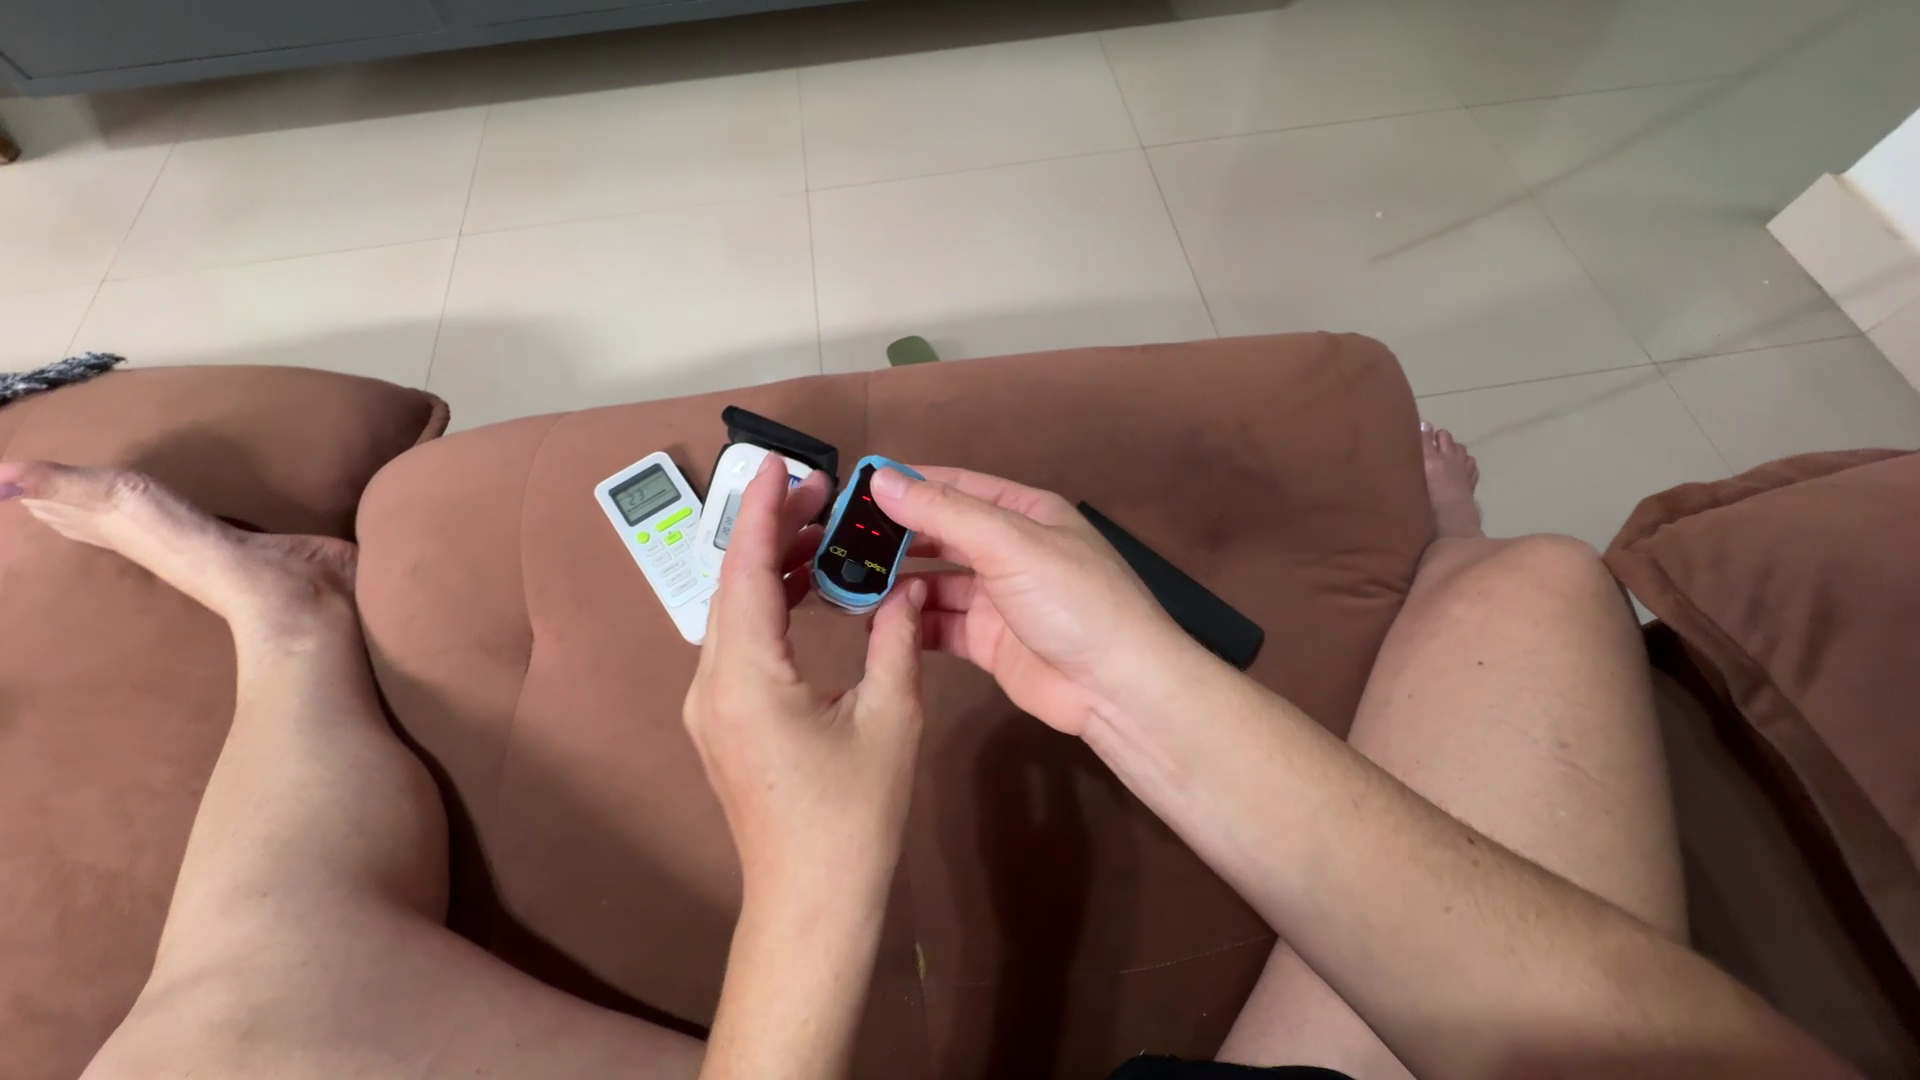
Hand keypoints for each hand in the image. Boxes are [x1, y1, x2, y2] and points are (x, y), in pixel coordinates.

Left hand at [683, 457, 928, 904]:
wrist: (810, 900)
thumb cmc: (853, 815)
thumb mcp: (889, 720)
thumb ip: (894, 642)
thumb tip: (905, 588)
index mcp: (747, 680)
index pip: (746, 573)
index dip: (760, 512)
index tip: (775, 462)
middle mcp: (711, 685)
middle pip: (733, 587)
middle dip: (770, 531)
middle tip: (820, 493)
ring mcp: (710, 706)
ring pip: (734, 614)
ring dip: (771, 568)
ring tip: (820, 532)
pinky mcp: (722, 721)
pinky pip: (739, 644)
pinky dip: (770, 606)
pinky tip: (806, 591)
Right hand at [872, 466, 1193, 736]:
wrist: (1117, 687)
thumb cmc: (1072, 600)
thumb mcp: (1010, 544)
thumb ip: (945, 513)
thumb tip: (882, 480)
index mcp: (1023, 512)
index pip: (955, 487)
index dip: (907, 486)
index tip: (854, 490)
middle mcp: (1008, 550)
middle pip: (941, 535)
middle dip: (895, 538)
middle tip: (838, 543)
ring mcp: (998, 598)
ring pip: (935, 582)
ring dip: (897, 582)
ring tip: (845, 583)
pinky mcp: (987, 642)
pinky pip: (939, 624)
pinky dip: (910, 622)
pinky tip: (874, 622)